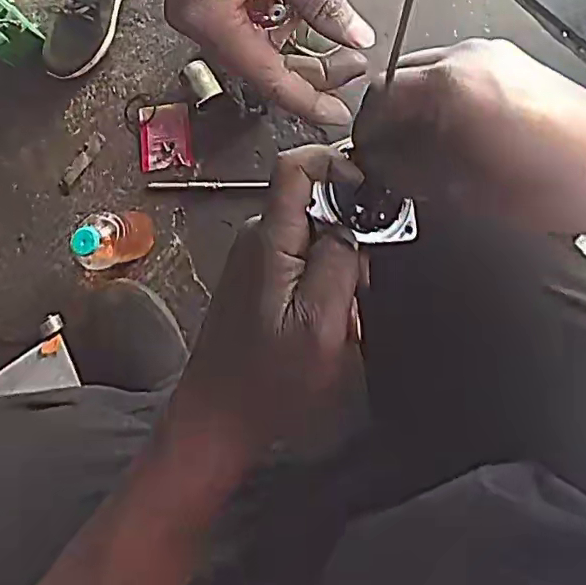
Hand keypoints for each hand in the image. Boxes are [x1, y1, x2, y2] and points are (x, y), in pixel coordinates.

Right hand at [162, 0, 374, 126]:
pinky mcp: (209, 4)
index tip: (336, 114)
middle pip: (263, 68)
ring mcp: (202, 15)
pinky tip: (302, 9)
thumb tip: (353, 38)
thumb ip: (325, 2)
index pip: (268, 78)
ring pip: (260, 51)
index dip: (307, 100)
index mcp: (212, 17)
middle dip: (311, 69)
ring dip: (298, 45)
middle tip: (352, 62)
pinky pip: (251, 30)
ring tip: (334, 28)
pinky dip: (281, 26)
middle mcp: (199, 25)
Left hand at [165, 146, 367, 461]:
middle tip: (362, 278)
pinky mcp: (261, 275)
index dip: (335, 163)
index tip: (368, 193)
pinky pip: (303, 254)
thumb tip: (355, 221)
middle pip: (313, 197)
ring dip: (340, 258)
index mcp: (271, 239)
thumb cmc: (266, 384)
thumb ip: (339, 263)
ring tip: (345, 308)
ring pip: (313, 228)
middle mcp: (259, 237)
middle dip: (349, 226)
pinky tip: (330, 314)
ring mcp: (258, 256)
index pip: (296, 166)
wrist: (217, 421)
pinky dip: (325, 276)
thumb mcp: (320, 325)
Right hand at [354, 39, 585, 236]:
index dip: (366, 128)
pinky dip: (446, 101)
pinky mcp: (516, 65)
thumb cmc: (559, 184)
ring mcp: (497, 56)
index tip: (366, 151)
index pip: (381, 95)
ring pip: (432, 74)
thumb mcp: (464, 190)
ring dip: (418, 107)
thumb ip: (408, 171)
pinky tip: (459, 136)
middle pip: (403, 78)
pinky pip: (462, 75)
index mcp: (451, 84)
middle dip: (391, 116)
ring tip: (426, 149)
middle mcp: (471, 57)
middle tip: (390, 153)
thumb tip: (382, 164)